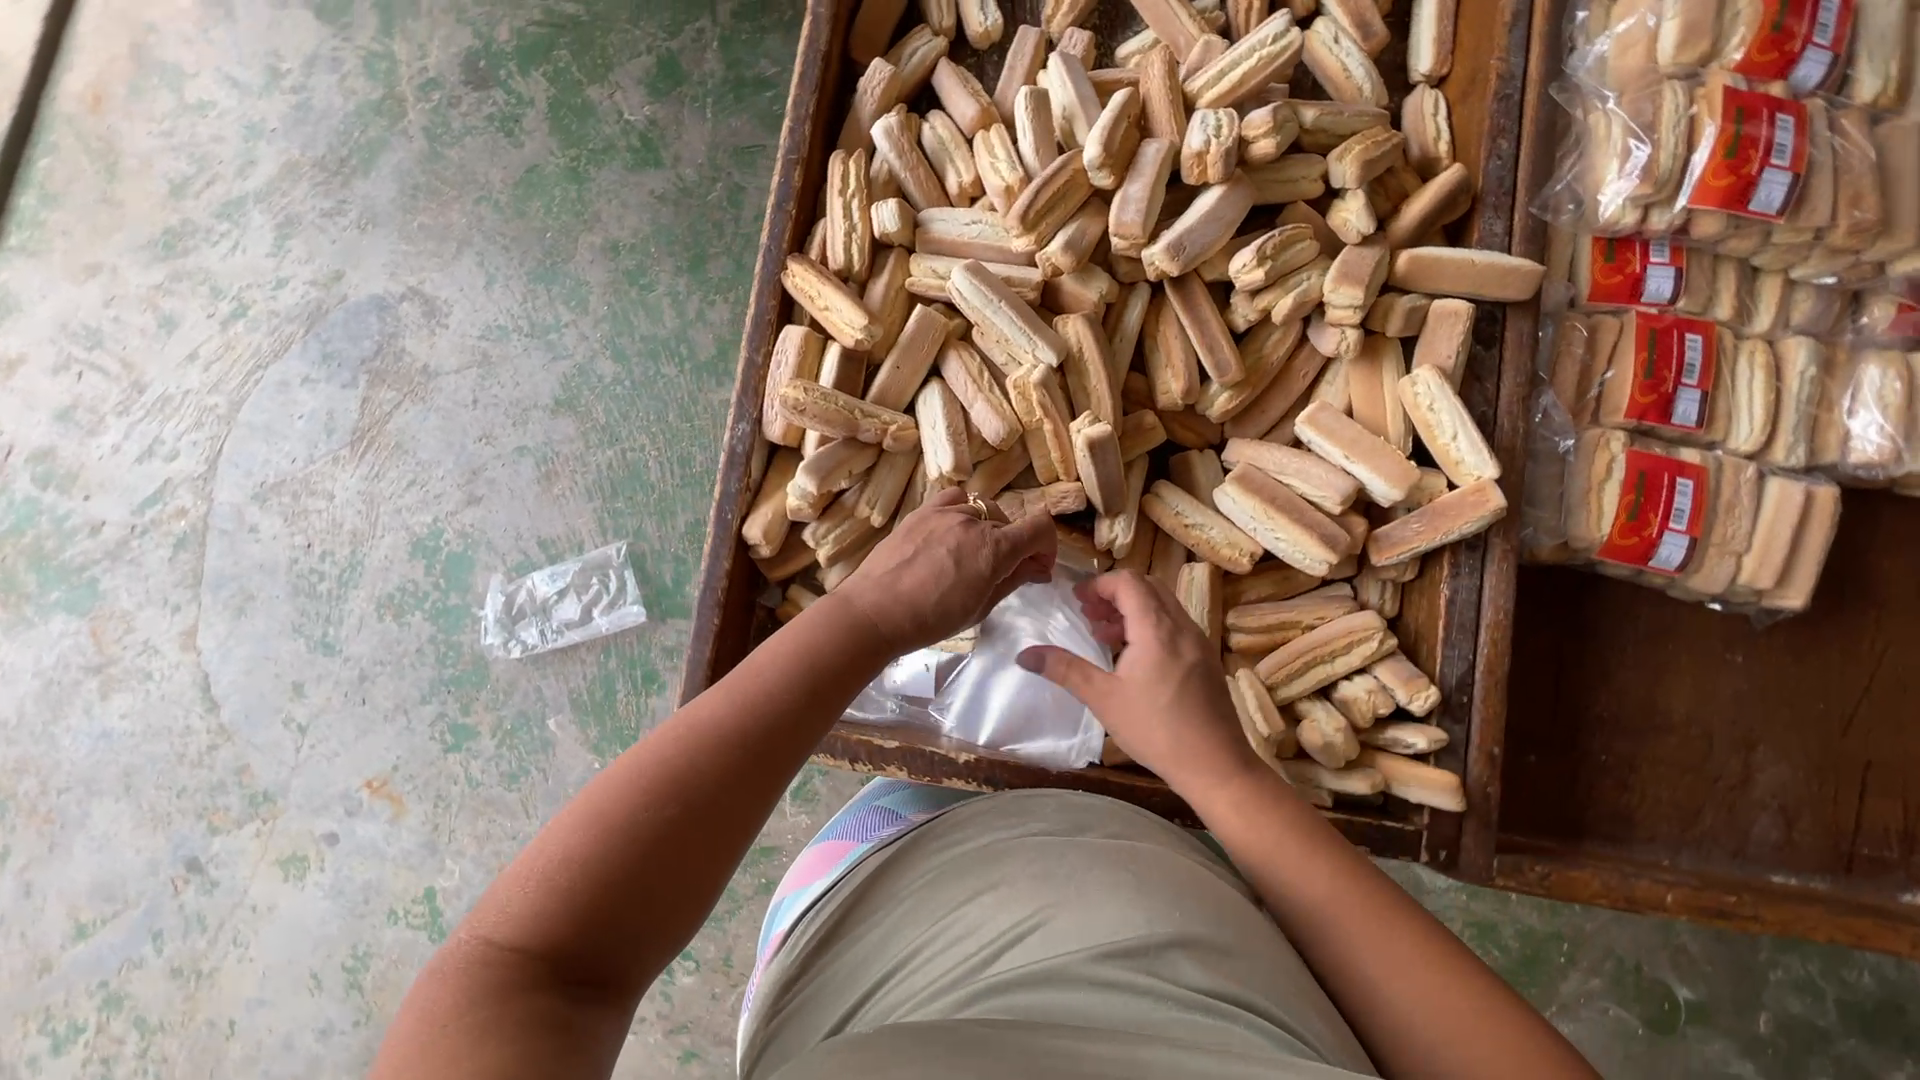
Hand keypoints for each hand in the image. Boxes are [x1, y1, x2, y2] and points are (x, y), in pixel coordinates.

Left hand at [830, 487, 1057, 654]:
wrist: (875, 611)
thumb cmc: (931, 620)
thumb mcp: (981, 607)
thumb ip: (1014, 580)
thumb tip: (1040, 569)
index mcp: (994, 548)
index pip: (1040, 528)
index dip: (1048, 547)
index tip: (1038, 567)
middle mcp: (974, 522)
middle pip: (1011, 524)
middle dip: (1016, 546)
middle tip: (1003, 573)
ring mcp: (946, 513)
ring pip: (984, 511)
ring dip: (989, 530)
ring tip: (972, 555)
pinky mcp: (922, 511)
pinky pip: (955, 499)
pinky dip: (964, 511)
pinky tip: (954, 531)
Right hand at [1017, 570, 1264, 798]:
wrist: (1216, 765)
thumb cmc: (1156, 730)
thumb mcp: (1103, 699)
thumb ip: (1065, 670)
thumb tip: (1024, 655)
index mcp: (1156, 629)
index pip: (1128, 582)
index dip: (1099, 584)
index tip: (1076, 601)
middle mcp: (1182, 626)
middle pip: (1147, 587)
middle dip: (1114, 594)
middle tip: (1089, 615)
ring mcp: (1198, 642)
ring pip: (1163, 606)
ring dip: (1132, 609)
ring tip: (1105, 635)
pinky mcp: (1205, 659)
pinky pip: (1175, 625)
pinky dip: (1151, 626)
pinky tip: (1134, 657)